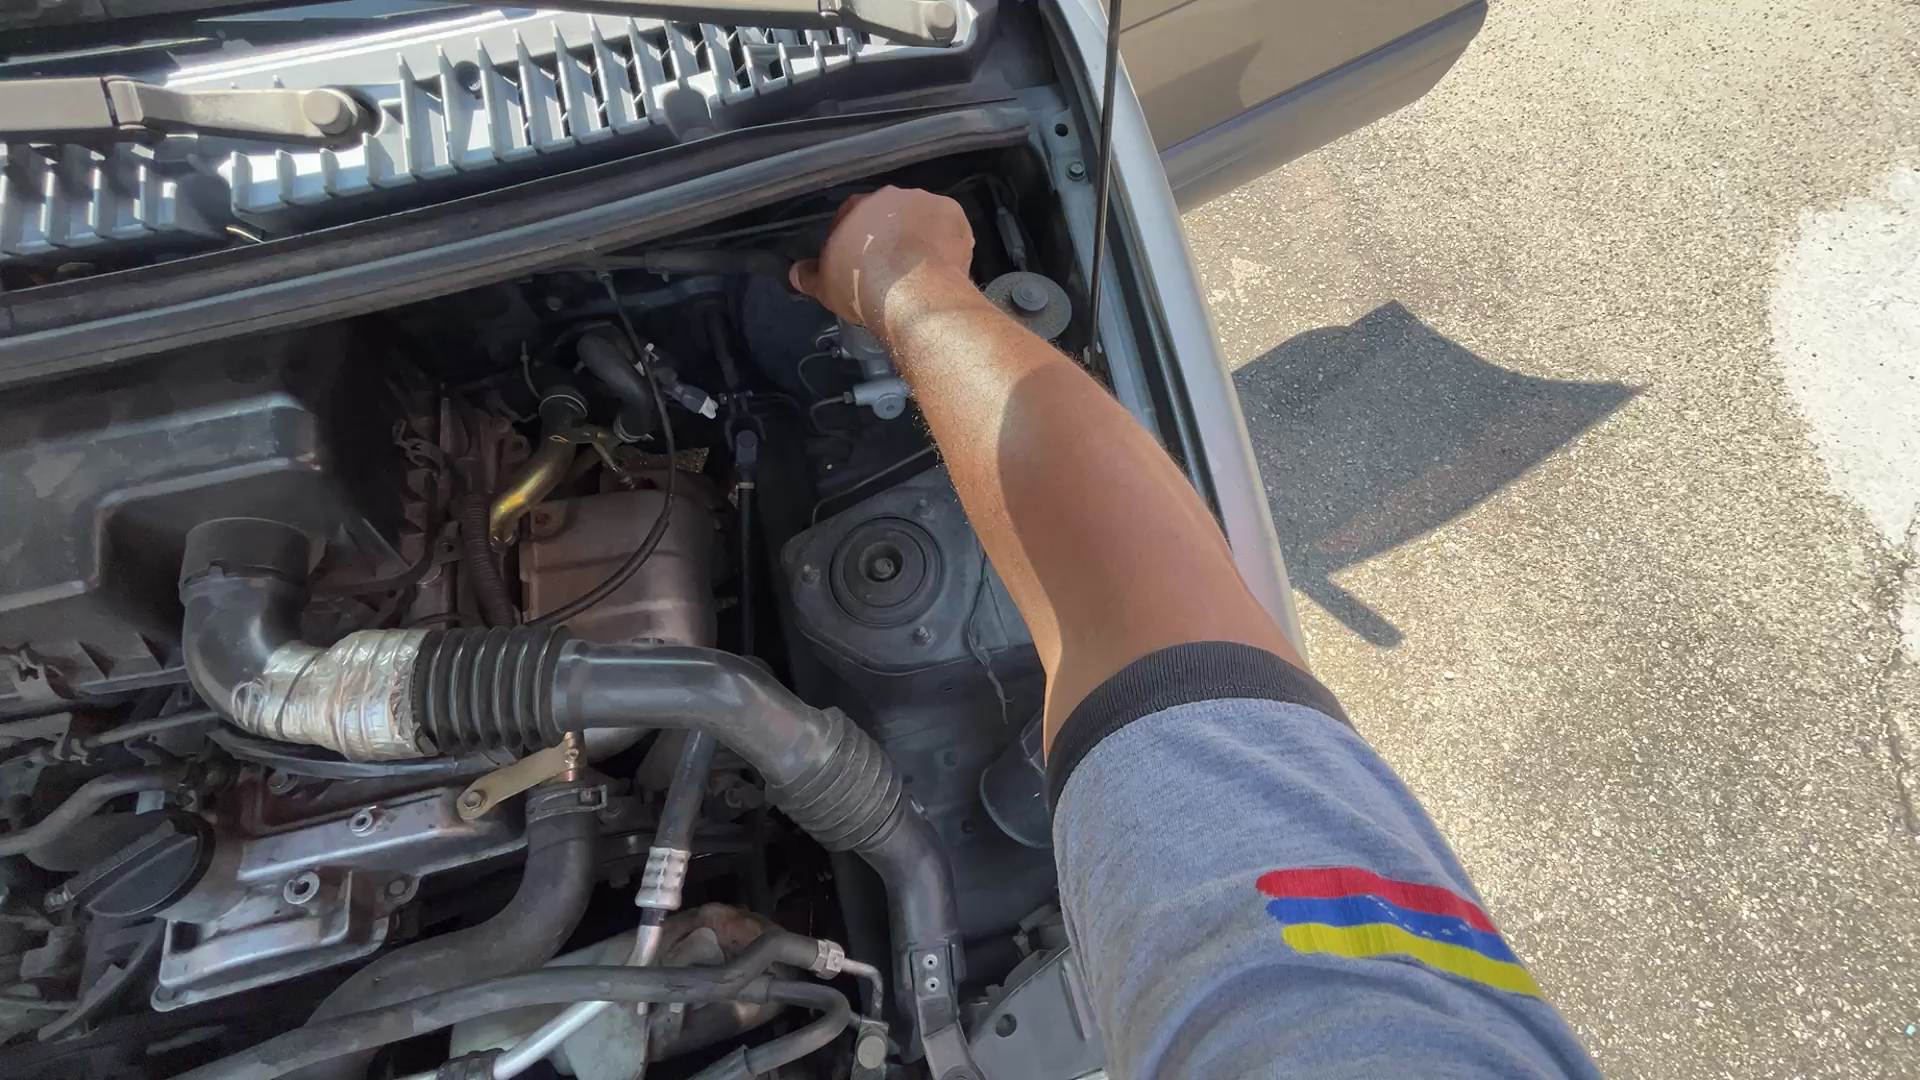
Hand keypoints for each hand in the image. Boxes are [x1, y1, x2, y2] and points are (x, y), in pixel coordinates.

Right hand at [788, 186, 974, 335]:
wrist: (910, 291)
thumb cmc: (864, 286)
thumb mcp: (826, 287)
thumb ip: (809, 276)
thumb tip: (796, 274)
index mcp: (855, 207)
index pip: (852, 216)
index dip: (856, 240)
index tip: (861, 262)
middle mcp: (889, 197)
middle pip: (889, 214)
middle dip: (891, 237)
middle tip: (892, 267)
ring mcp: (923, 202)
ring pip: (921, 218)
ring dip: (921, 237)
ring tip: (920, 270)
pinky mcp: (952, 214)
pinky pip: (950, 226)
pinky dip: (948, 242)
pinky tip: (944, 264)